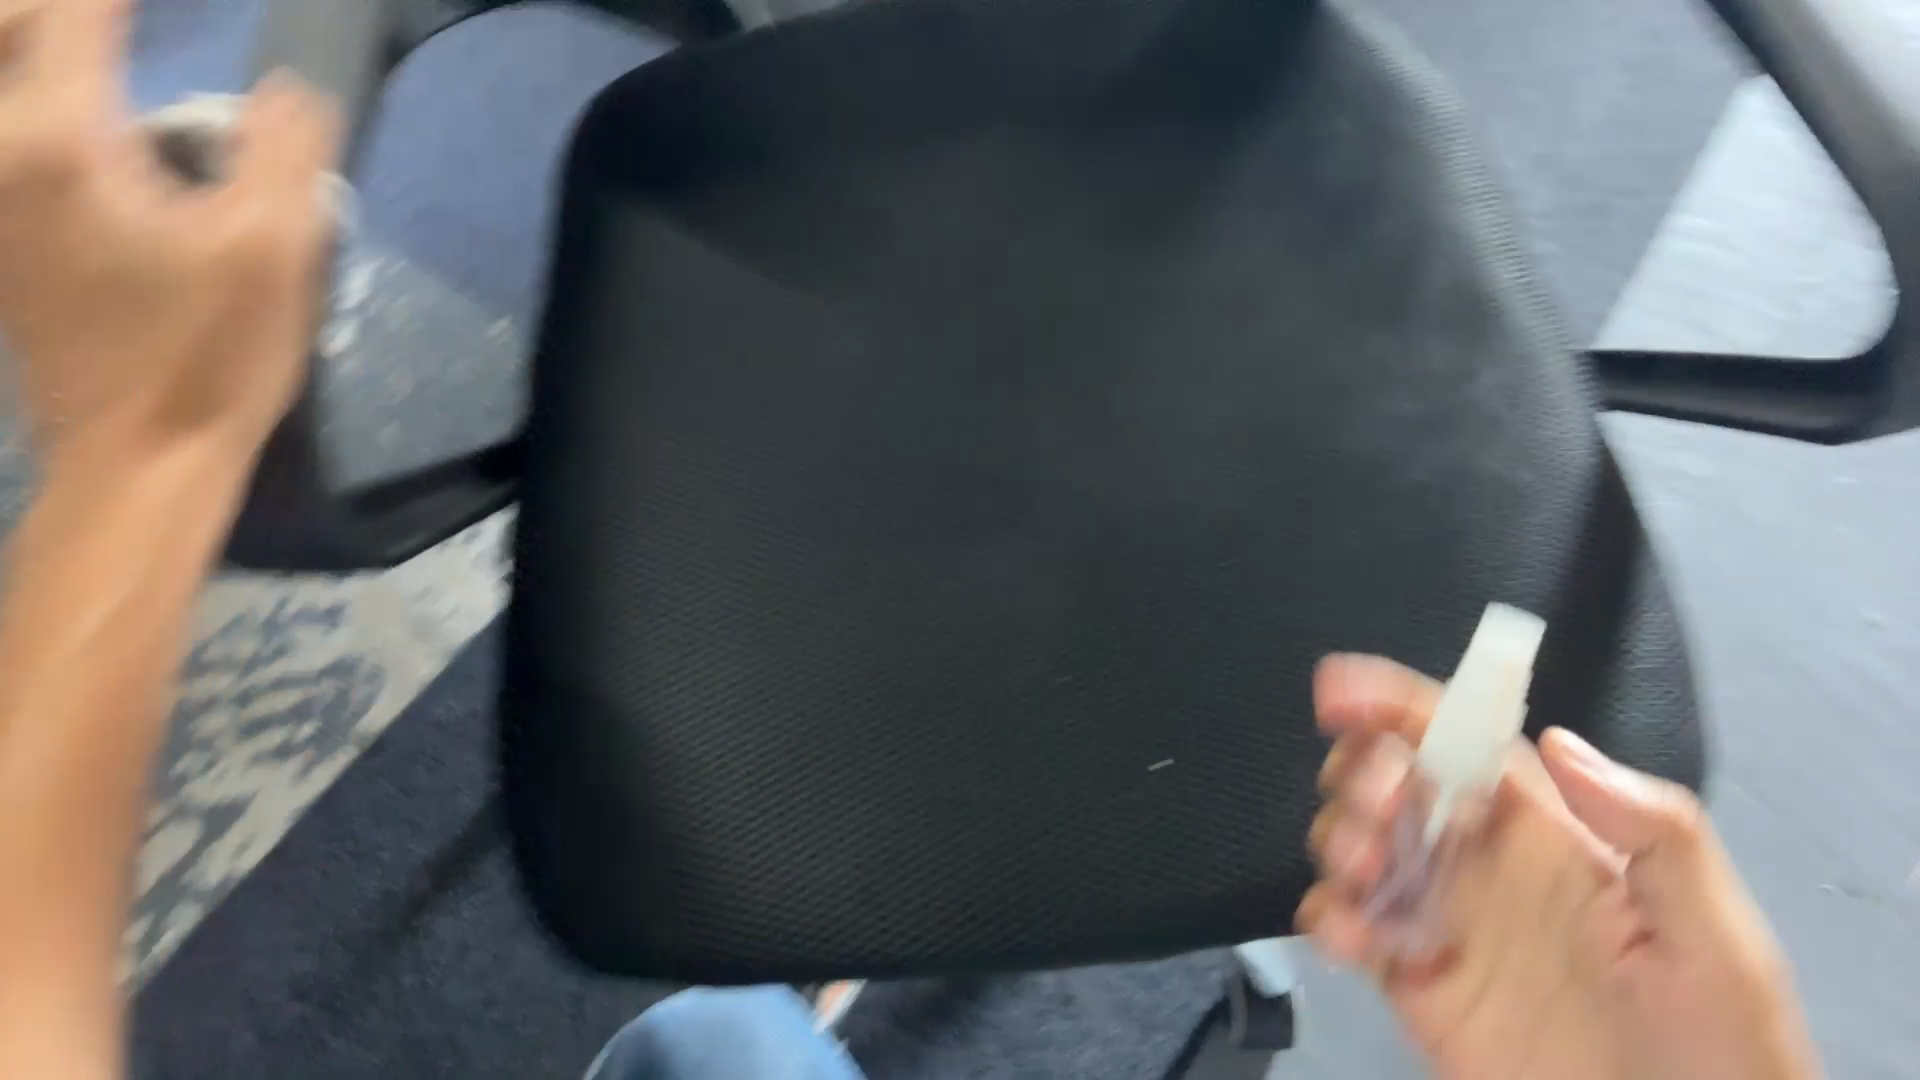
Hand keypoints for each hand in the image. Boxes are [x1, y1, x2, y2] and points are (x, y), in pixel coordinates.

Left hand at [0, 0, 340, 475]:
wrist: (141, 448)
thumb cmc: (215, 353)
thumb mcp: (277, 255)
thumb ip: (285, 156)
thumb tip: (293, 89)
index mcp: (63, 141)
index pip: (76, 17)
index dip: (121, 4)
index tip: (162, 12)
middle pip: (6, 33)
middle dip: (59, 16)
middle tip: (114, 23)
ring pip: (1, 90)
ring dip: (39, 61)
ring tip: (90, 59)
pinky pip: (7, 145)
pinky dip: (36, 116)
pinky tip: (78, 129)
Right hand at [1296, 654, 1820, 1079]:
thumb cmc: (1712, 1052)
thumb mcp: (1719, 946)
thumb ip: (1658, 836)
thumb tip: (1558, 741)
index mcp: (1538, 828)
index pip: (1457, 737)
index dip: (1393, 700)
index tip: (1340, 692)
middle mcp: (1472, 854)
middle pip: (1384, 774)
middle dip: (1360, 772)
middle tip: (1377, 810)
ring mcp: (1431, 910)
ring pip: (1350, 834)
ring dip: (1337, 836)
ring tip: (1365, 876)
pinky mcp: (1401, 969)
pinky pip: (1339, 918)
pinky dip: (1327, 915)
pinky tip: (1352, 941)